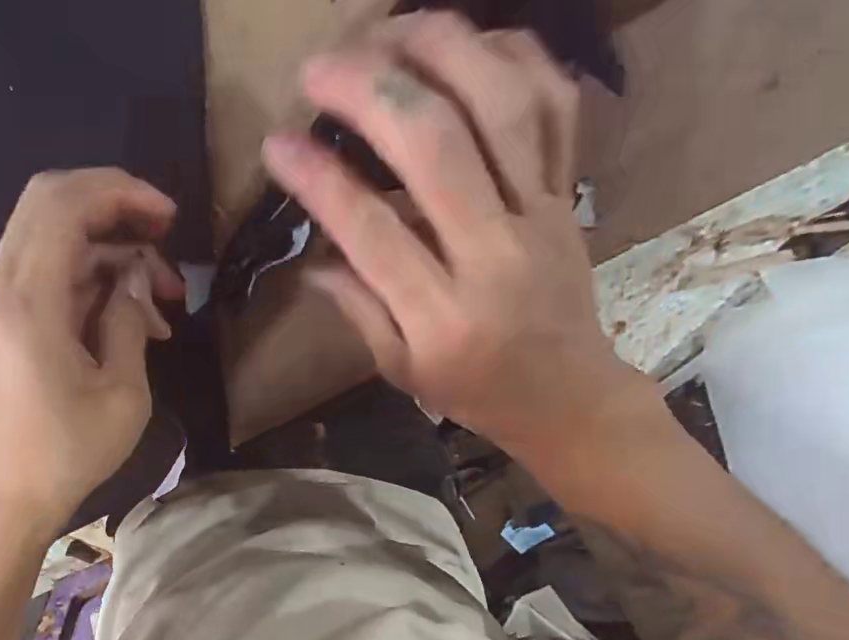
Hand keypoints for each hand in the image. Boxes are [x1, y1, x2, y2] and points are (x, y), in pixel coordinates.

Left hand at [0, 168, 183, 530]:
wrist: (18, 493)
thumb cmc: (73, 451)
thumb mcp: (123, 391)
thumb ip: (129, 318)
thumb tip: (135, 277)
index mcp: (28, 300)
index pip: (64, 203)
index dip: (120, 192)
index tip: (168, 218)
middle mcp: (0, 287)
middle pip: (50, 203)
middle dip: (113, 209)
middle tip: (163, 240)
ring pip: (51, 238)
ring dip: (108, 255)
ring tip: (159, 302)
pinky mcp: (2, 321)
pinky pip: (45, 273)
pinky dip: (88, 279)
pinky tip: (130, 317)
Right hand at [261, 12, 652, 460]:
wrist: (566, 394)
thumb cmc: (471, 391)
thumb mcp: (399, 371)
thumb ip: (359, 311)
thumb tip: (314, 259)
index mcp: (441, 315)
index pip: (373, 232)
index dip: (320, 181)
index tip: (277, 144)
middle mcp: (495, 253)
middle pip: (438, 149)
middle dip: (373, 93)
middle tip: (318, 68)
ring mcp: (542, 212)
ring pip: (503, 107)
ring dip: (442, 51)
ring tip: (386, 29)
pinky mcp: (571, 190)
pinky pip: (555, 106)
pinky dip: (514, 58)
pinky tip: (465, 42)